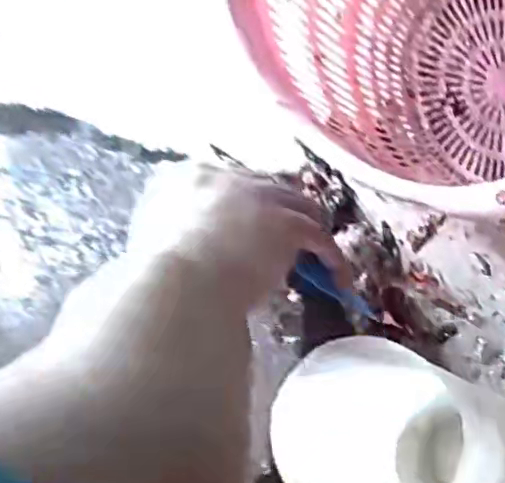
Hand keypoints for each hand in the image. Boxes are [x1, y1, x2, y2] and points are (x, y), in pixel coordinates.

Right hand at [123, 161, 349, 314]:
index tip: (260, 232)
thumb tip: (204, 246)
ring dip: (314, 235)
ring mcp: (258, 197)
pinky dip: (335, 261)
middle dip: (287, 216)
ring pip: (302, 208)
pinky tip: (340, 283)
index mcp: (184, 177)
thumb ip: (184, 230)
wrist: (183, 283)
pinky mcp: (288, 223)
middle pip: (271, 190)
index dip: (252, 209)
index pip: (231, 184)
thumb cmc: (167, 274)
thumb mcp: (163, 239)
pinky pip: (322, 238)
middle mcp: (224, 177)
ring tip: (324, 265)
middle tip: (299, 248)